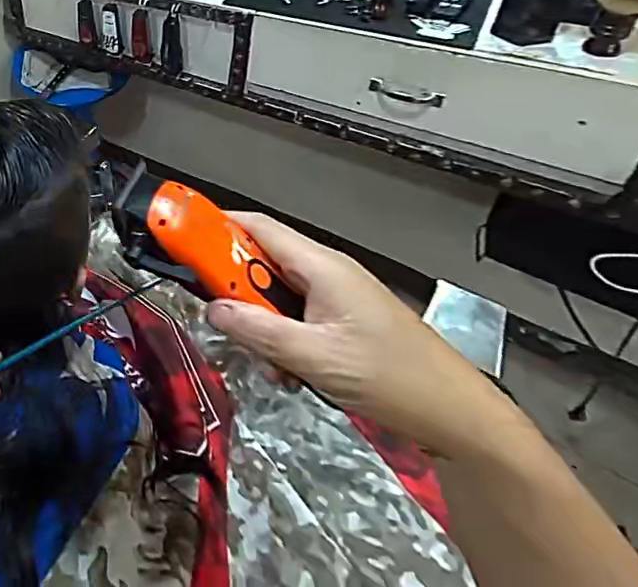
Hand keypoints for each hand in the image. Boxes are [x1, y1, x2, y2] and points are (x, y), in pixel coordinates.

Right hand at [207, 213, 521, 460]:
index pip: (257, 227)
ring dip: (263, 324)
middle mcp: (325, 271)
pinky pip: (298, 316)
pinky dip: (284, 338)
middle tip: (226, 321)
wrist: (454, 412)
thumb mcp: (315, 358)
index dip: (217, 226)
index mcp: (319, 265)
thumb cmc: (389, 376)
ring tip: (271, 363)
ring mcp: (336, 295)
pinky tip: (293, 373)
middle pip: (263, 261)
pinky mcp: (343, 319)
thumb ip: (260, 332)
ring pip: (278, 294)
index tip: (183, 237)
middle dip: (240, 291)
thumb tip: (214, 310)